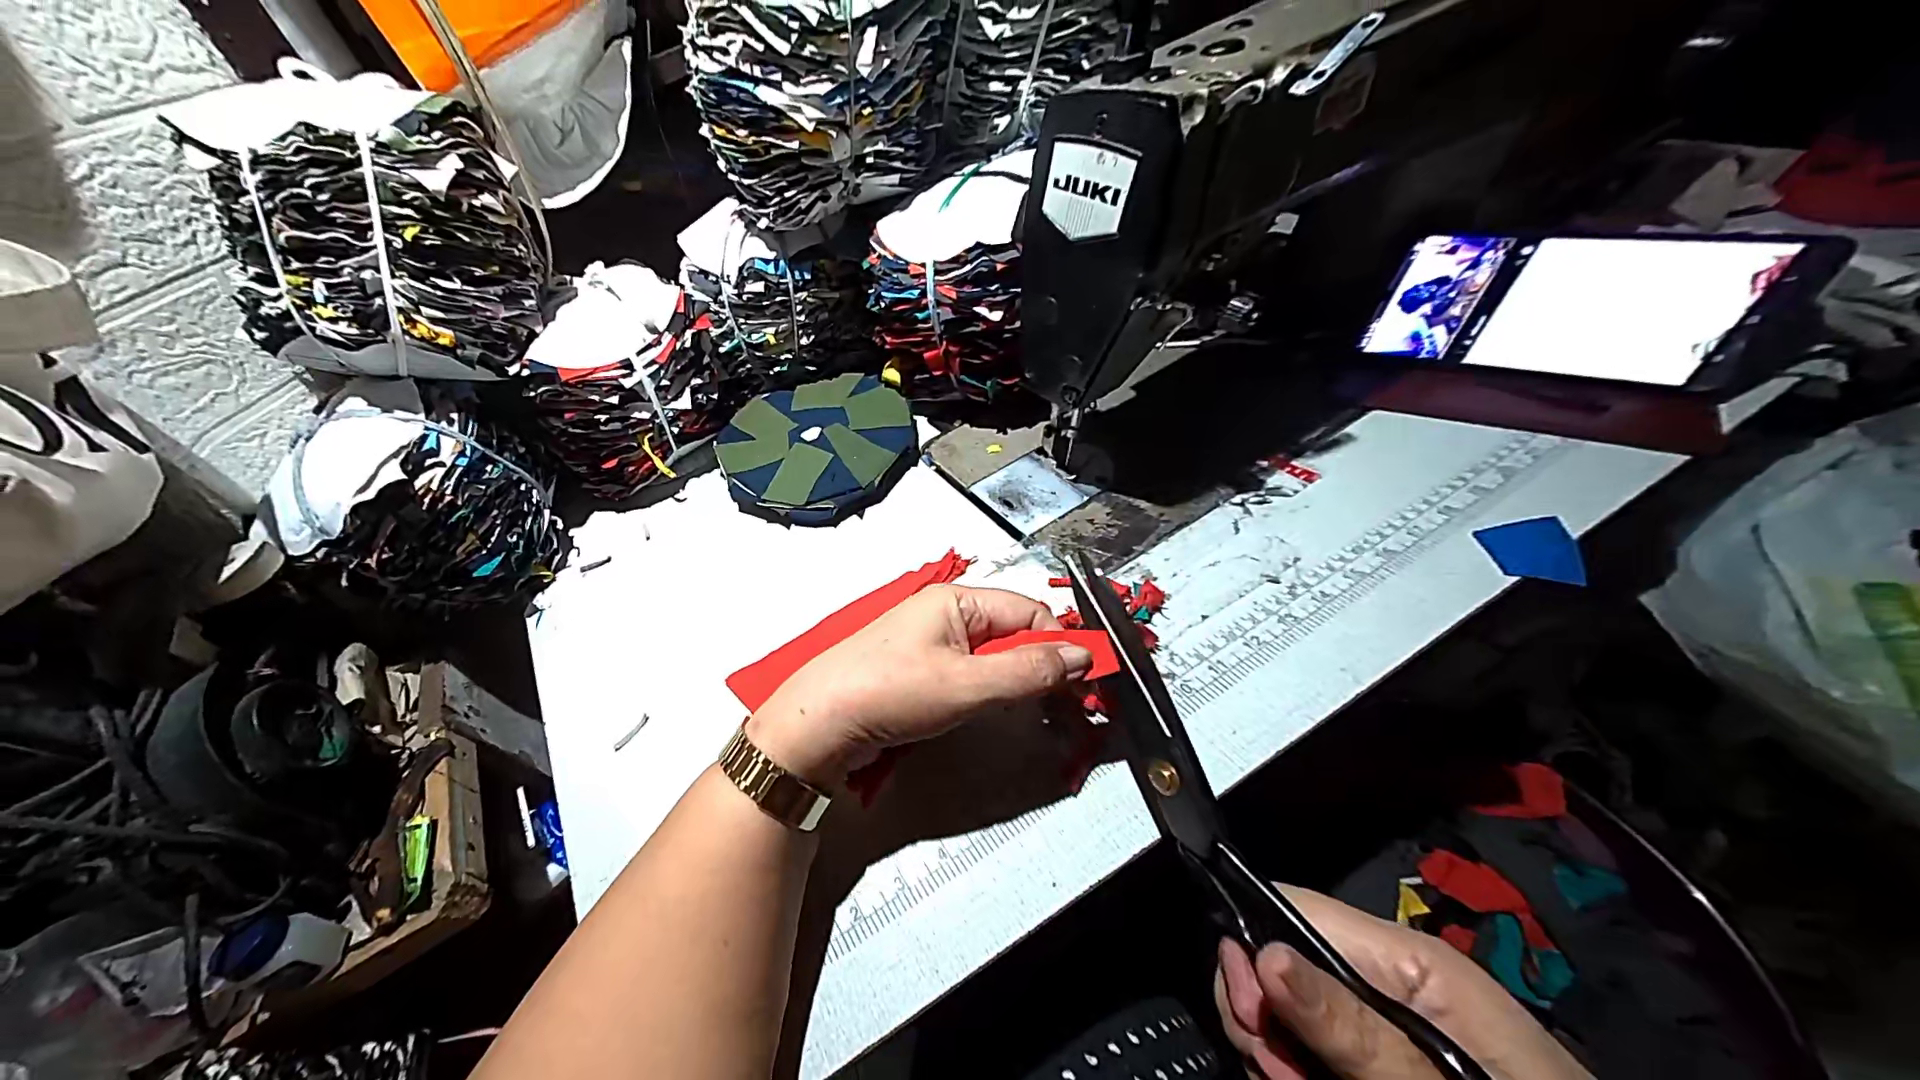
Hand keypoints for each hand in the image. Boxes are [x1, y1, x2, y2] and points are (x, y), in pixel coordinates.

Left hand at [746, 585, 1094, 786]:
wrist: (818, 725)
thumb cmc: (887, 692)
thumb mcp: (967, 684)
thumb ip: (1028, 671)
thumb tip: (1079, 656)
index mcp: (956, 601)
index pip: (1027, 613)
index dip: (1058, 643)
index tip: (1081, 680)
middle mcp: (945, 615)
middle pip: (1013, 633)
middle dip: (1039, 665)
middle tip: (1061, 703)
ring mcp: (931, 644)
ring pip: (993, 657)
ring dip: (1014, 681)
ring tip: (1023, 709)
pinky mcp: (921, 672)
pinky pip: (970, 674)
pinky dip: (988, 692)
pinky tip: (985, 711)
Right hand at [1213, 886, 1590, 1079]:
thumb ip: (1354, 1028)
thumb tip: (1264, 956)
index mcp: (1406, 957)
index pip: (1287, 904)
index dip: (1249, 946)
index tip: (1250, 1016)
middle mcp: (1385, 973)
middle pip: (1273, 955)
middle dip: (1259, 1010)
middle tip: (1280, 1071)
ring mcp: (1379, 1013)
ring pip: (1280, 1004)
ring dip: (1273, 1048)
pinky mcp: (1374, 1049)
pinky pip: (1304, 1040)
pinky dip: (1289, 1066)